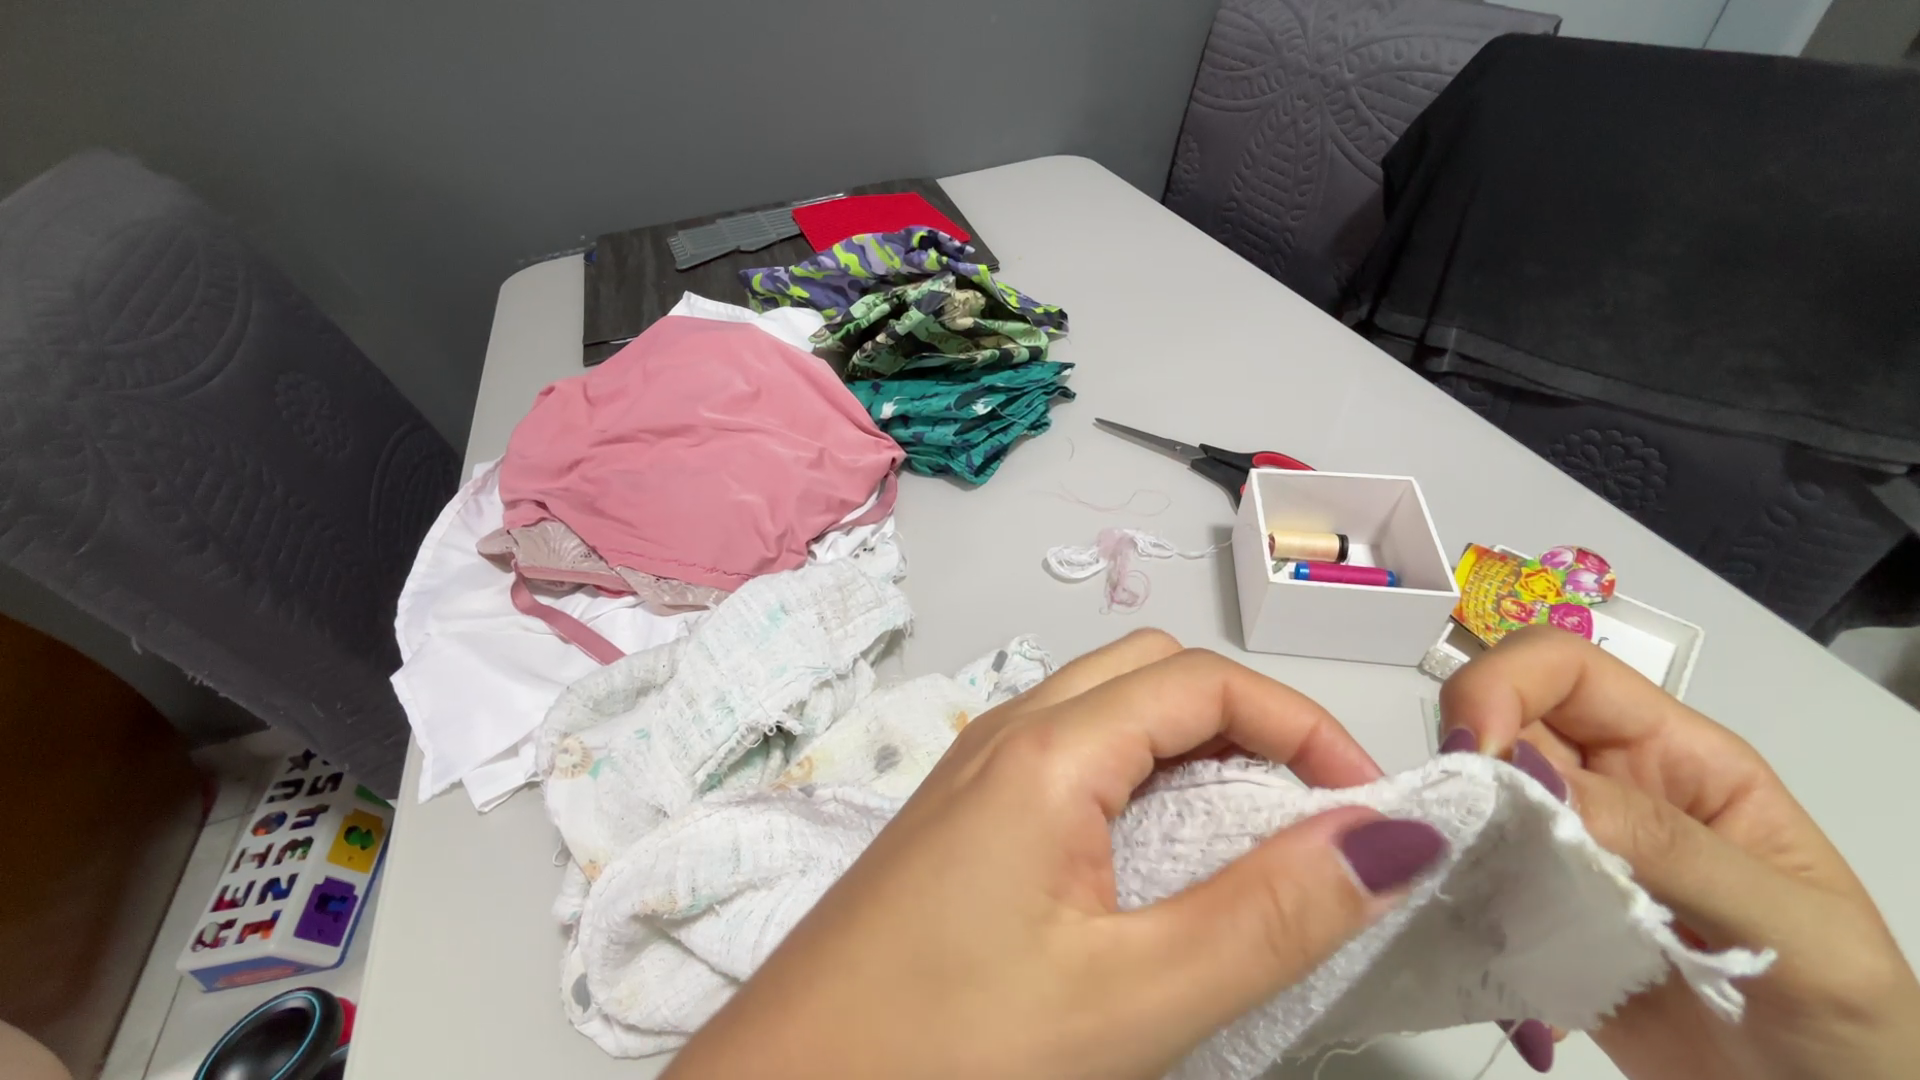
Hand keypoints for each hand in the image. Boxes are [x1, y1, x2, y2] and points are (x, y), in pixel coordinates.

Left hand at [663, 630, 1447, 1079]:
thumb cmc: (953, 1046)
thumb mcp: (1134, 997)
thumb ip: (1270, 914)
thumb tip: (1388, 837)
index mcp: (1048, 750)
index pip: (1203, 680)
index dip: (1302, 725)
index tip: (1369, 806)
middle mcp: (1007, 730)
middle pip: (1154, 672)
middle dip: (1247, 720)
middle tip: (1307, 812)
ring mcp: (977, 762)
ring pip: (1108, 704)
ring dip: (1191, 743)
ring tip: (1244, 832)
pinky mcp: (962, 804)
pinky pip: (1069, 749)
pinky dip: (1137, 771)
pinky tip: (1151, 849)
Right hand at [1439, 626, 1919, 1079]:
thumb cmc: (1850, 1029)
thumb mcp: (1798, 934)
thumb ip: (1672, 847)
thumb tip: (1525, 774)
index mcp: (1675, 758)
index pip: (1565, 669)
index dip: (1504, 684)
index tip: (1473, 753)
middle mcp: (1604, 783)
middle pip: (1498, 721)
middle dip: (1462, 756)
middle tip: (1452, 827)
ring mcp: (1558, 842)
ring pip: (1467, 790)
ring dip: (1446, 823)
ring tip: (1455, 882)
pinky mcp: (1524, 899)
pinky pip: (1460, 861)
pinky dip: (1443, 879)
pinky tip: (1458, 921)